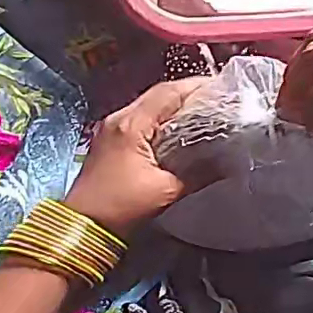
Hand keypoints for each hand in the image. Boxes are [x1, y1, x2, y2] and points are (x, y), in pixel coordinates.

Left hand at [63, 78, 210, 235]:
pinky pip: (140, 121)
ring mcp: (112, 129)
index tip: (223, 88)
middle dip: (189, 95)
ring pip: (149, 108)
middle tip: (218, 100)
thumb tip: (229, 162)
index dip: (197, 87)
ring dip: (175, 108)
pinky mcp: (110, 141)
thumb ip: (200, 173)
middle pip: (158, 96)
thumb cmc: (121, 207)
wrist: (83, 225)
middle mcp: (119, 119)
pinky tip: (179, 131)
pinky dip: (161, 122)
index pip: (168, 92)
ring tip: (204, 112)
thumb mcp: (166, 191)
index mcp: (131, 124)